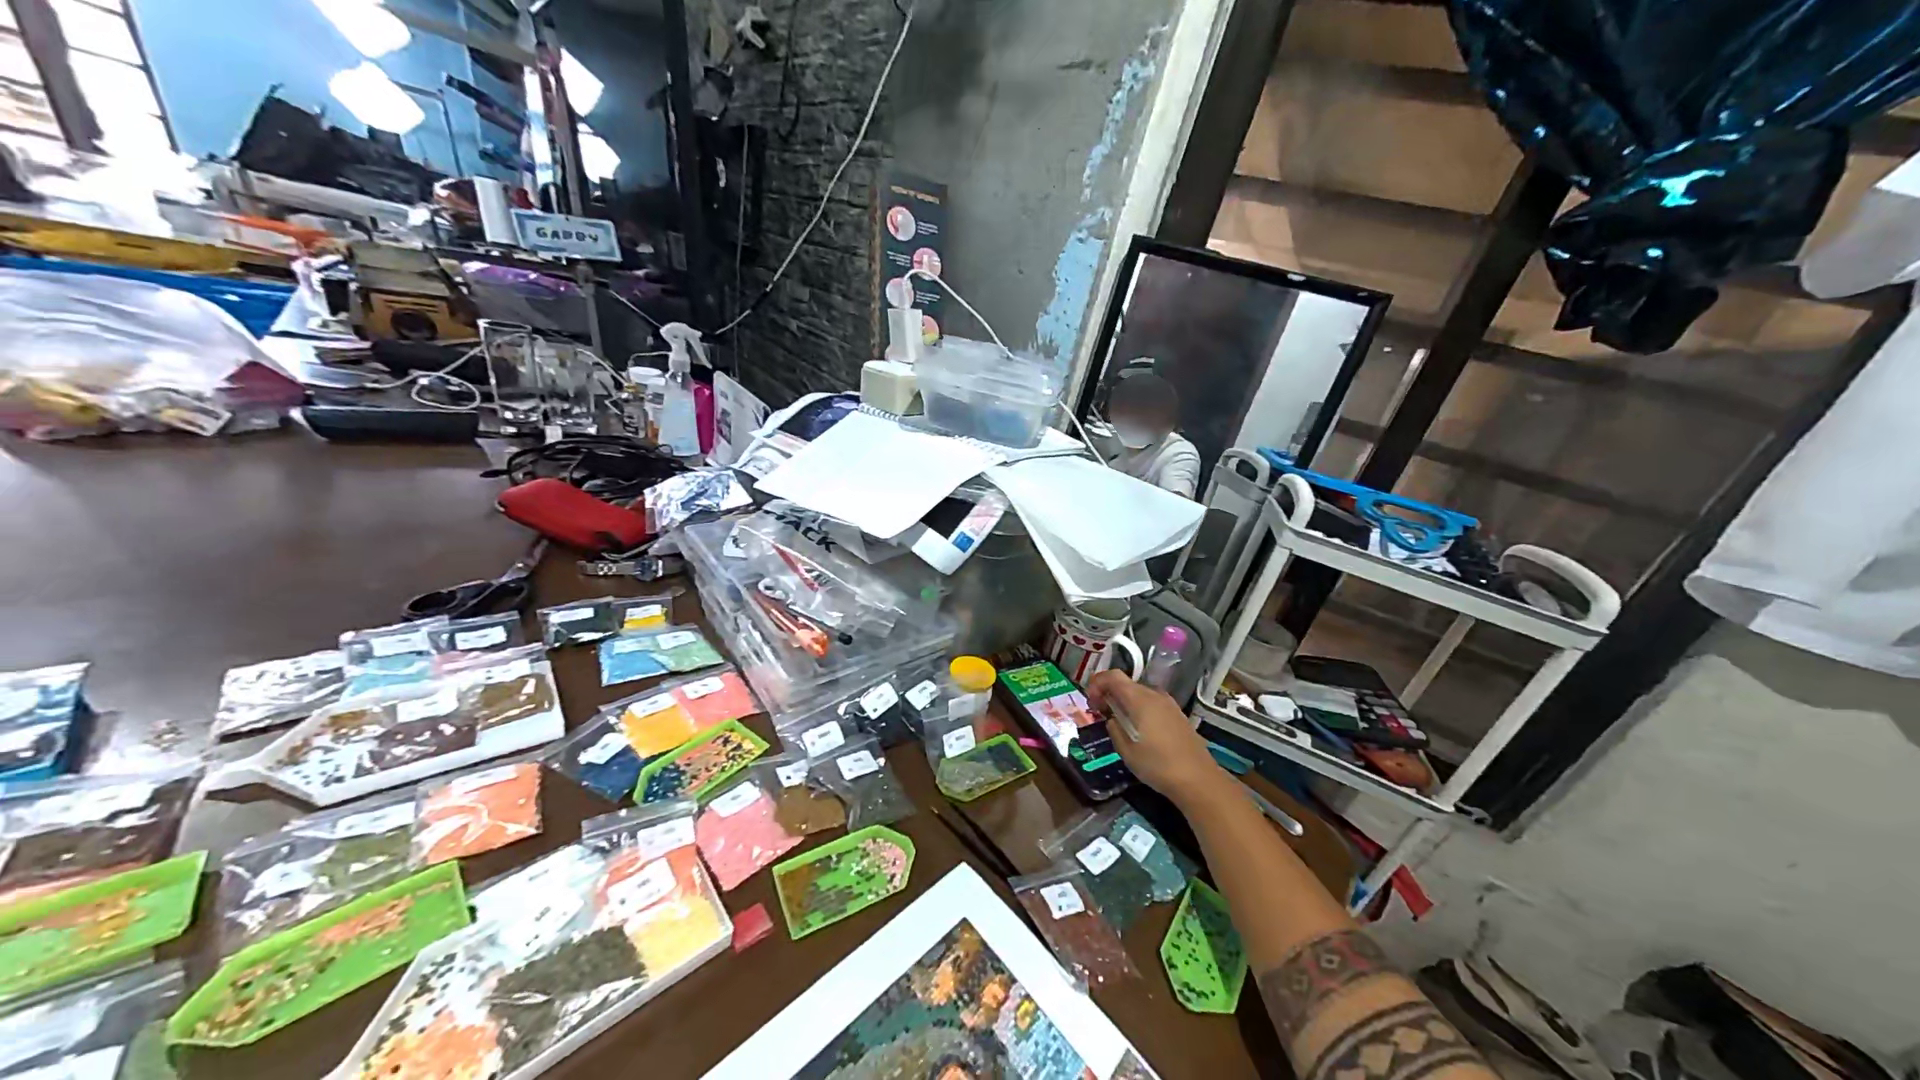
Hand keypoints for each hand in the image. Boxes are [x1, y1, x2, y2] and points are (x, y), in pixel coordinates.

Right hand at [1086, 669, 1224, 806]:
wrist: (1198, 779)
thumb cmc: (1157, 765)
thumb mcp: (1126, 750)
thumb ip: (1115, 729)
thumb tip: (1113, 719)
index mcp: (1140, 699)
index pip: (1113, 676)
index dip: (1097, 683)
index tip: (1091, 701)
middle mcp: (1155, 695)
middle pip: (1127, 684)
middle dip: (1110, 694)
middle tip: (1101, 714)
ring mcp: (1169, 704)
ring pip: (1140, 694)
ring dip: (1125, 702)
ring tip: (1119, 723)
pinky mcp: (1178, 715)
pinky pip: (1153, 704)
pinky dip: (1140, 709)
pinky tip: (1140, 731)